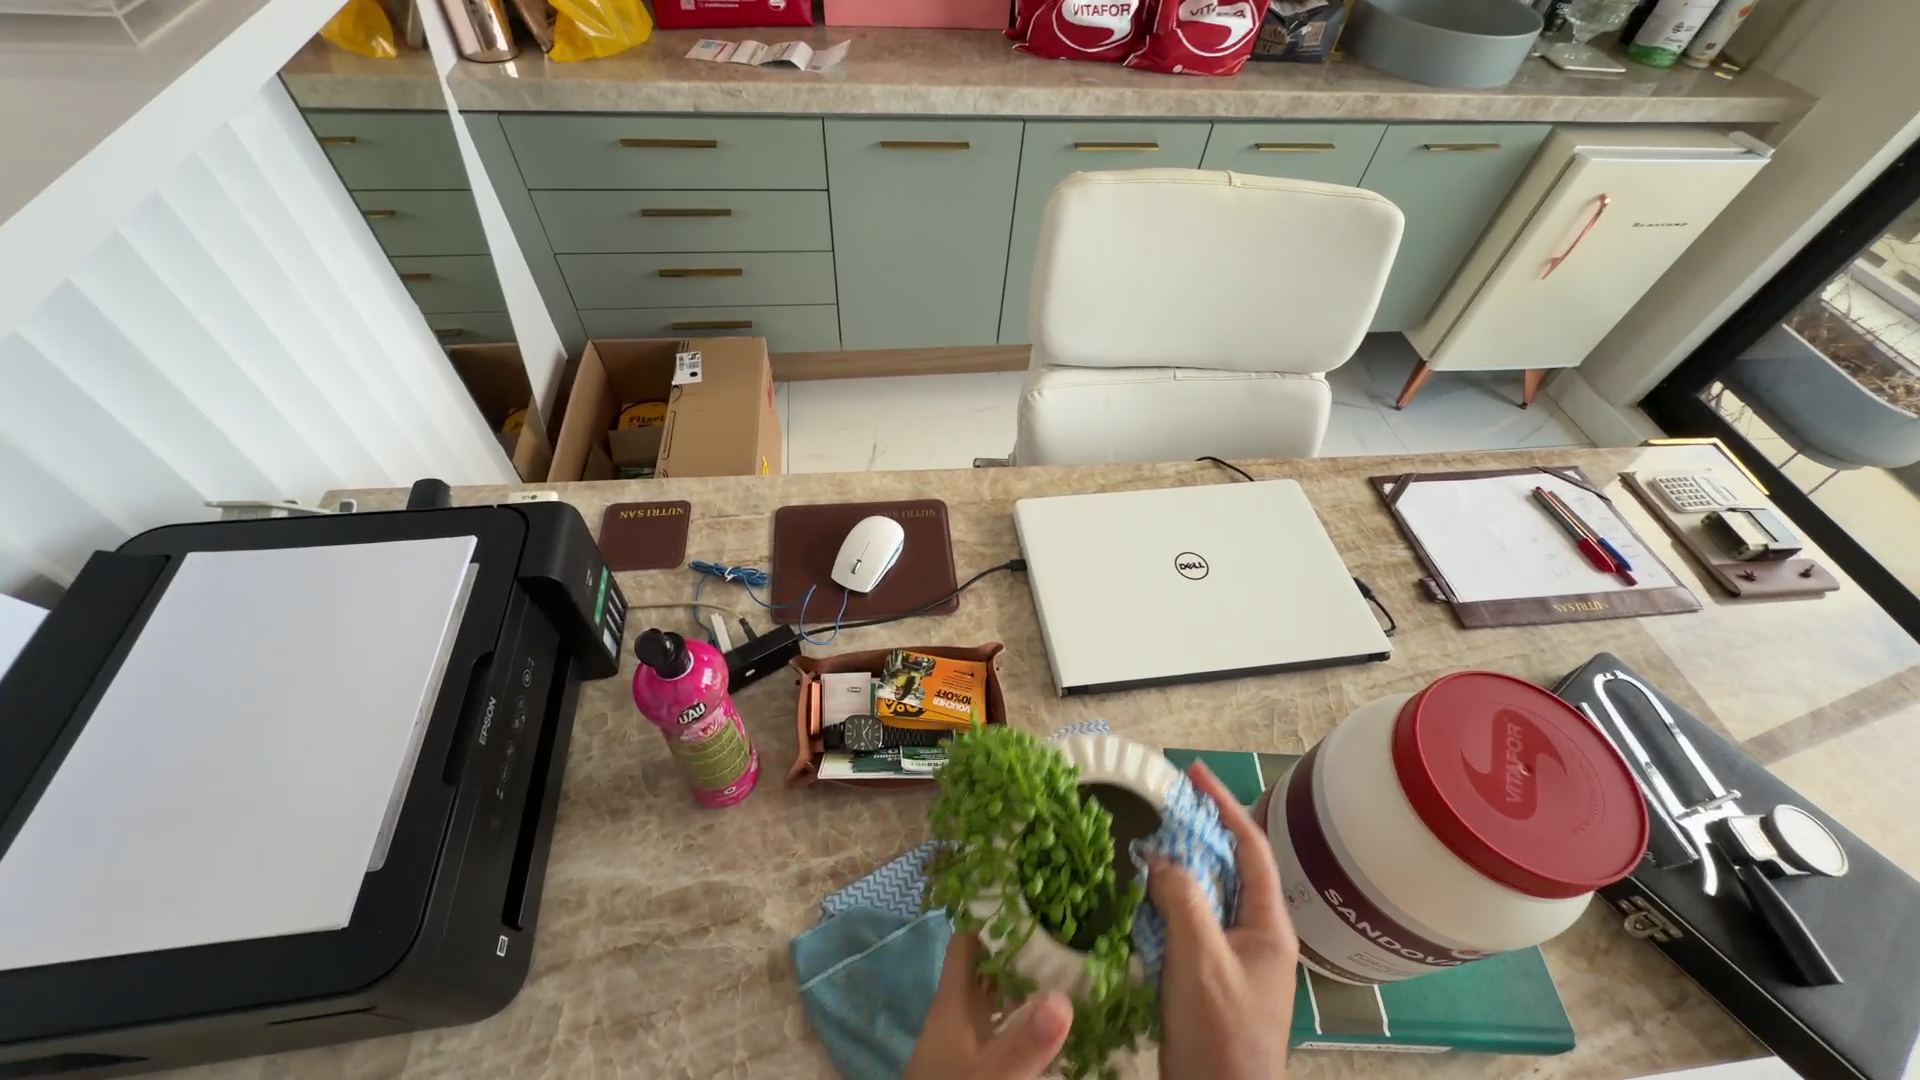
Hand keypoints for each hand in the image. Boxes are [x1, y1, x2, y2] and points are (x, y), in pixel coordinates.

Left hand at [905, 933, 1073, 1079]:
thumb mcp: (991, 1076)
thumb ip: (1024, 1043)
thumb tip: (1064, 997)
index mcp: (952, 1003)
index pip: (966, 943)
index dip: (990, 919)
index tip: (1028, 902)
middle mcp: (956, 1015)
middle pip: (985, 970)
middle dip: (1019, 952)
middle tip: (1063, 936)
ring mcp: (964, 1042)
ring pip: (994, 1001)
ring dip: (1023, 987)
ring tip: (1066, 974)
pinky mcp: (974, 1065)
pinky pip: (1000, 1032)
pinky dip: (1023, 1023)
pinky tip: (1052, 1028)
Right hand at [1148, 762, 1298, 1079]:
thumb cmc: (1220, 1033)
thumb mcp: (1201, 959)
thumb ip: (1182, 899)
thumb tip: (1160, 859)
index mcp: (1268, 926)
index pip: (1250, 847)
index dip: (1225, 804)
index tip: (1195, 773)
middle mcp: (1254, 934)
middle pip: (1226, 867)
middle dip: (1195, 834)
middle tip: (1160, 808)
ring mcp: (1231, 956)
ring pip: (1203, 895)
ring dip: (1175, 869)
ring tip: (1144, 845)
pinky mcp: (1207, 976)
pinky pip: (1186, 924)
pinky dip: (1164, 904)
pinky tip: (1138, 898)